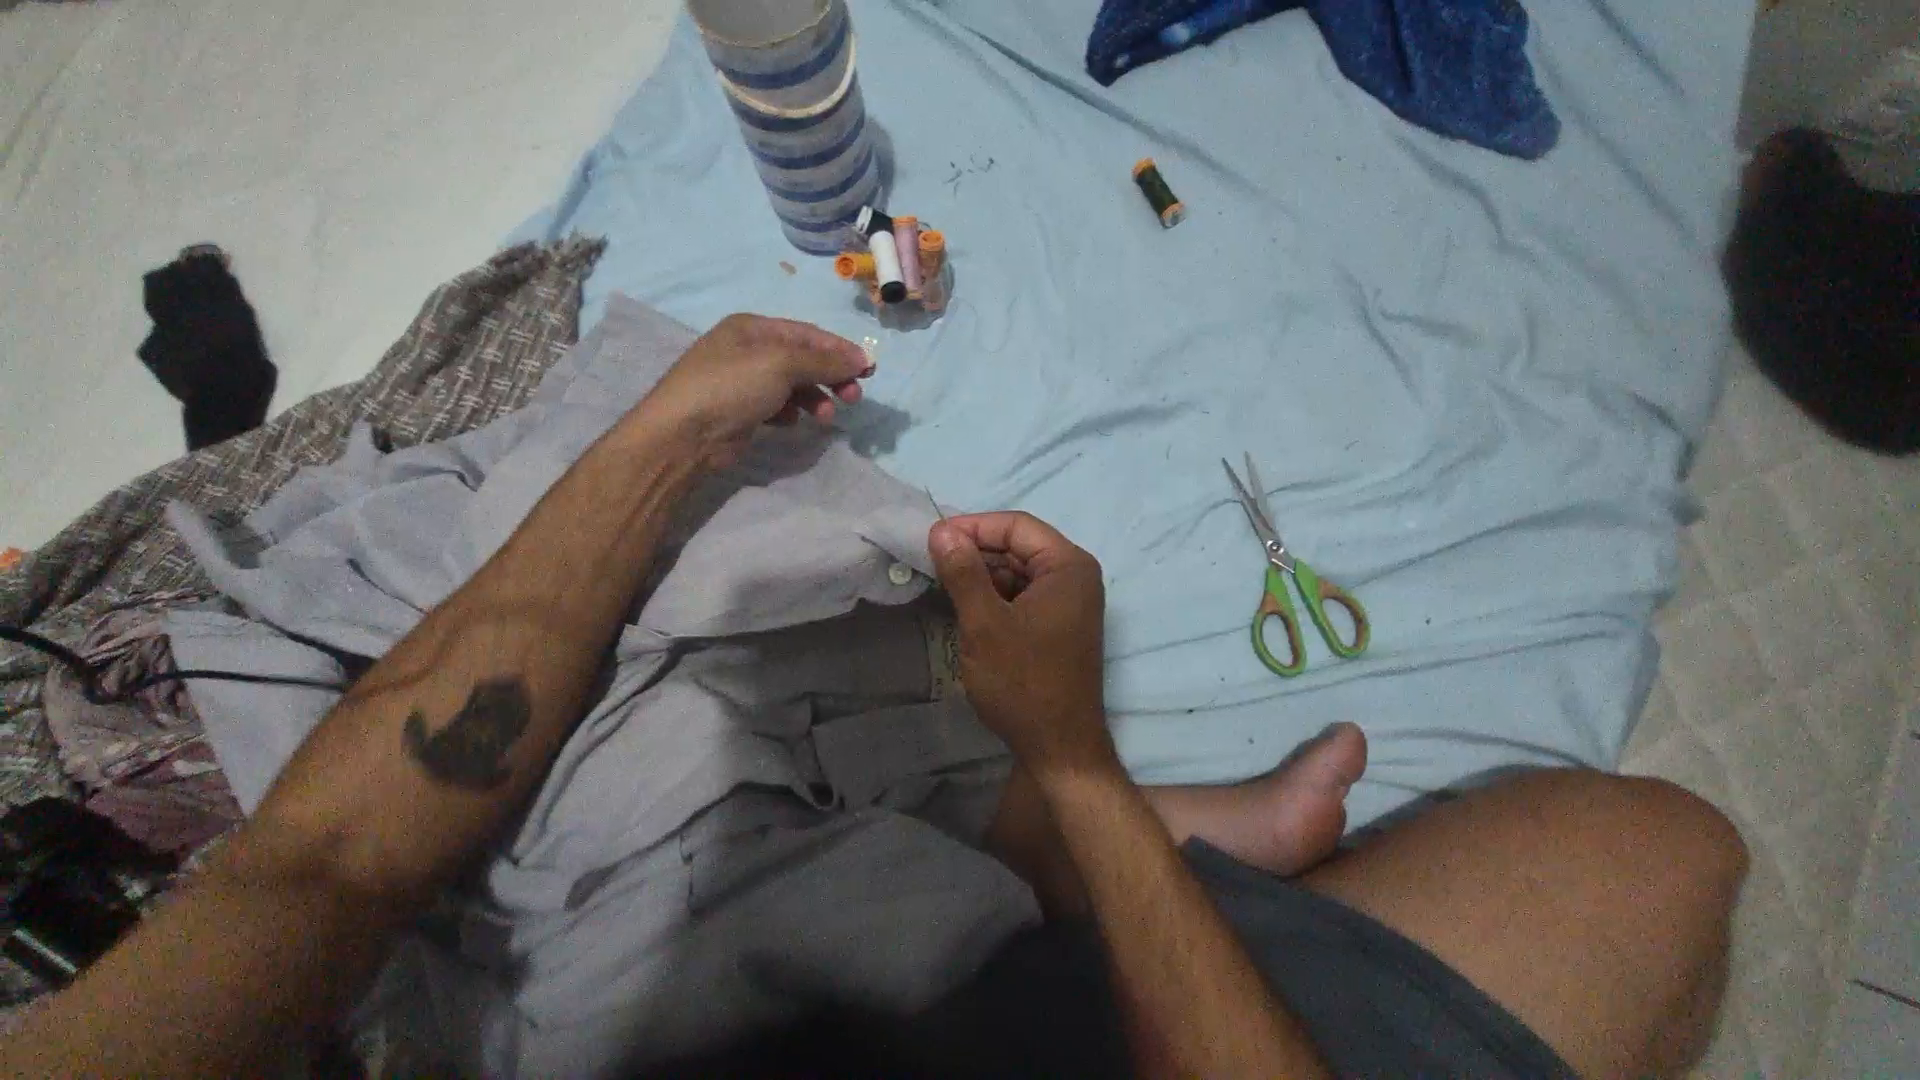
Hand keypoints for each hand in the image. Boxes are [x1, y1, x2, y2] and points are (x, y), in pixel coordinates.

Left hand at [635, 314, 870, 469]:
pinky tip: (791, 422)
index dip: (840, 350)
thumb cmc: (731, 386)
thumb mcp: (781, 364)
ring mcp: (743, 381)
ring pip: (793, 385)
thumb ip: (824, 361)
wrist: (683, 434)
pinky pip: (778, 405)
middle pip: (803, 359)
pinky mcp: (741, 411)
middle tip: (854, 397)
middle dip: (831, 376)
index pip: (808, 333)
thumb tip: (861, 359)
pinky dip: (791, 412)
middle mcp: (747, 349)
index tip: (868, 370)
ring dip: (815, 398)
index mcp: (752, 327)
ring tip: (825, 417)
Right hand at [928, 512, 1117, 774]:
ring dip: (982, 574)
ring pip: (1018, 572)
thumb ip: (963, 572)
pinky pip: (1023, 596)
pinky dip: (994, 595)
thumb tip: (941, 531)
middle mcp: (1076, 577)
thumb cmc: (1023, 682)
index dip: (973, 526)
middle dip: (976, 550)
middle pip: (1019, 546)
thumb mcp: (985, 624)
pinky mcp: (1059, 626)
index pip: (1017, 526)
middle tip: (931, 559)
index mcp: (1068, 566)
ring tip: (941, 581)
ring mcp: (1070, 603)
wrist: (1058, 747)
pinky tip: (965, 605)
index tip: (932, 537)